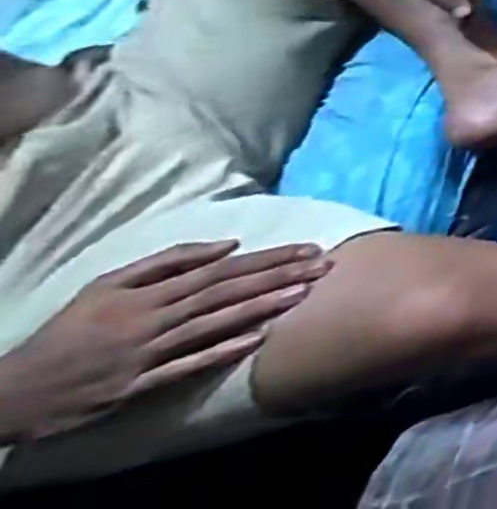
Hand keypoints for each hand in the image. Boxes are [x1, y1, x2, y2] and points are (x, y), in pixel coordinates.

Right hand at [0, 241, 328, 443]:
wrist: (7, 394)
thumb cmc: (68, 332)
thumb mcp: (107, 286)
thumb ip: (168, 260)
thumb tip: (231, 243)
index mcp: (146, 295)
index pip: (221, 270)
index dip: (268, 258)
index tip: (310, 248)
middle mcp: (149, 321)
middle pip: (225, 293)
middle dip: (279, 277)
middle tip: (324, 265)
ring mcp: (143, 356)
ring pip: (213, 326)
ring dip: (261, 308)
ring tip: (304, 294)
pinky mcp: (134, 387)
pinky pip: (185, 367)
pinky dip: (222, 352)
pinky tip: (259, 339)